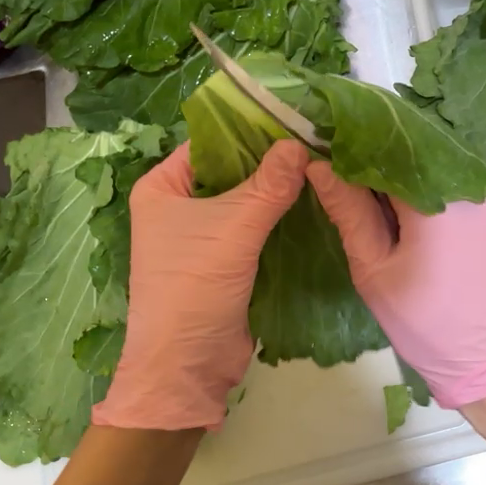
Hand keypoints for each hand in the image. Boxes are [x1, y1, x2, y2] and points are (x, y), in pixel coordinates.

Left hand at [92, 141, 308, 431]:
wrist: (186, 367)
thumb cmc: (195, 287)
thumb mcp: (234, 228)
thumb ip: (269, 184)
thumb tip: (300, 143)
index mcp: (162, 187)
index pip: (210, 142)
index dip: (250, 129)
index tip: (296, 117)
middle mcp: (177, 206)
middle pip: (231, 170)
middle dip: (270, 160)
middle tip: (318, 141)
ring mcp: (201, 236)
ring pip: (245, 201)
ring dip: (278, 191)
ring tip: (323, 167)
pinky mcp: (224, 261)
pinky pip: (254, 228)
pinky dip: (278, 218)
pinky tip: (314, 204)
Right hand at [307, 165, 485, 407]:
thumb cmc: (429, 326)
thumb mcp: (376, 273)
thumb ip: (350, 213)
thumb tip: (320, 165)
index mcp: (434, 199)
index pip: (390, 153)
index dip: (368, 158)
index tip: (354, 174)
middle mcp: (480, 187)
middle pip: (433, 155)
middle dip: (407, 170)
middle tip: (393, 202)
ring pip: (467, 171)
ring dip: (444, 182)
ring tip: (431, 215)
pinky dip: (479, 202)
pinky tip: (470, 228)